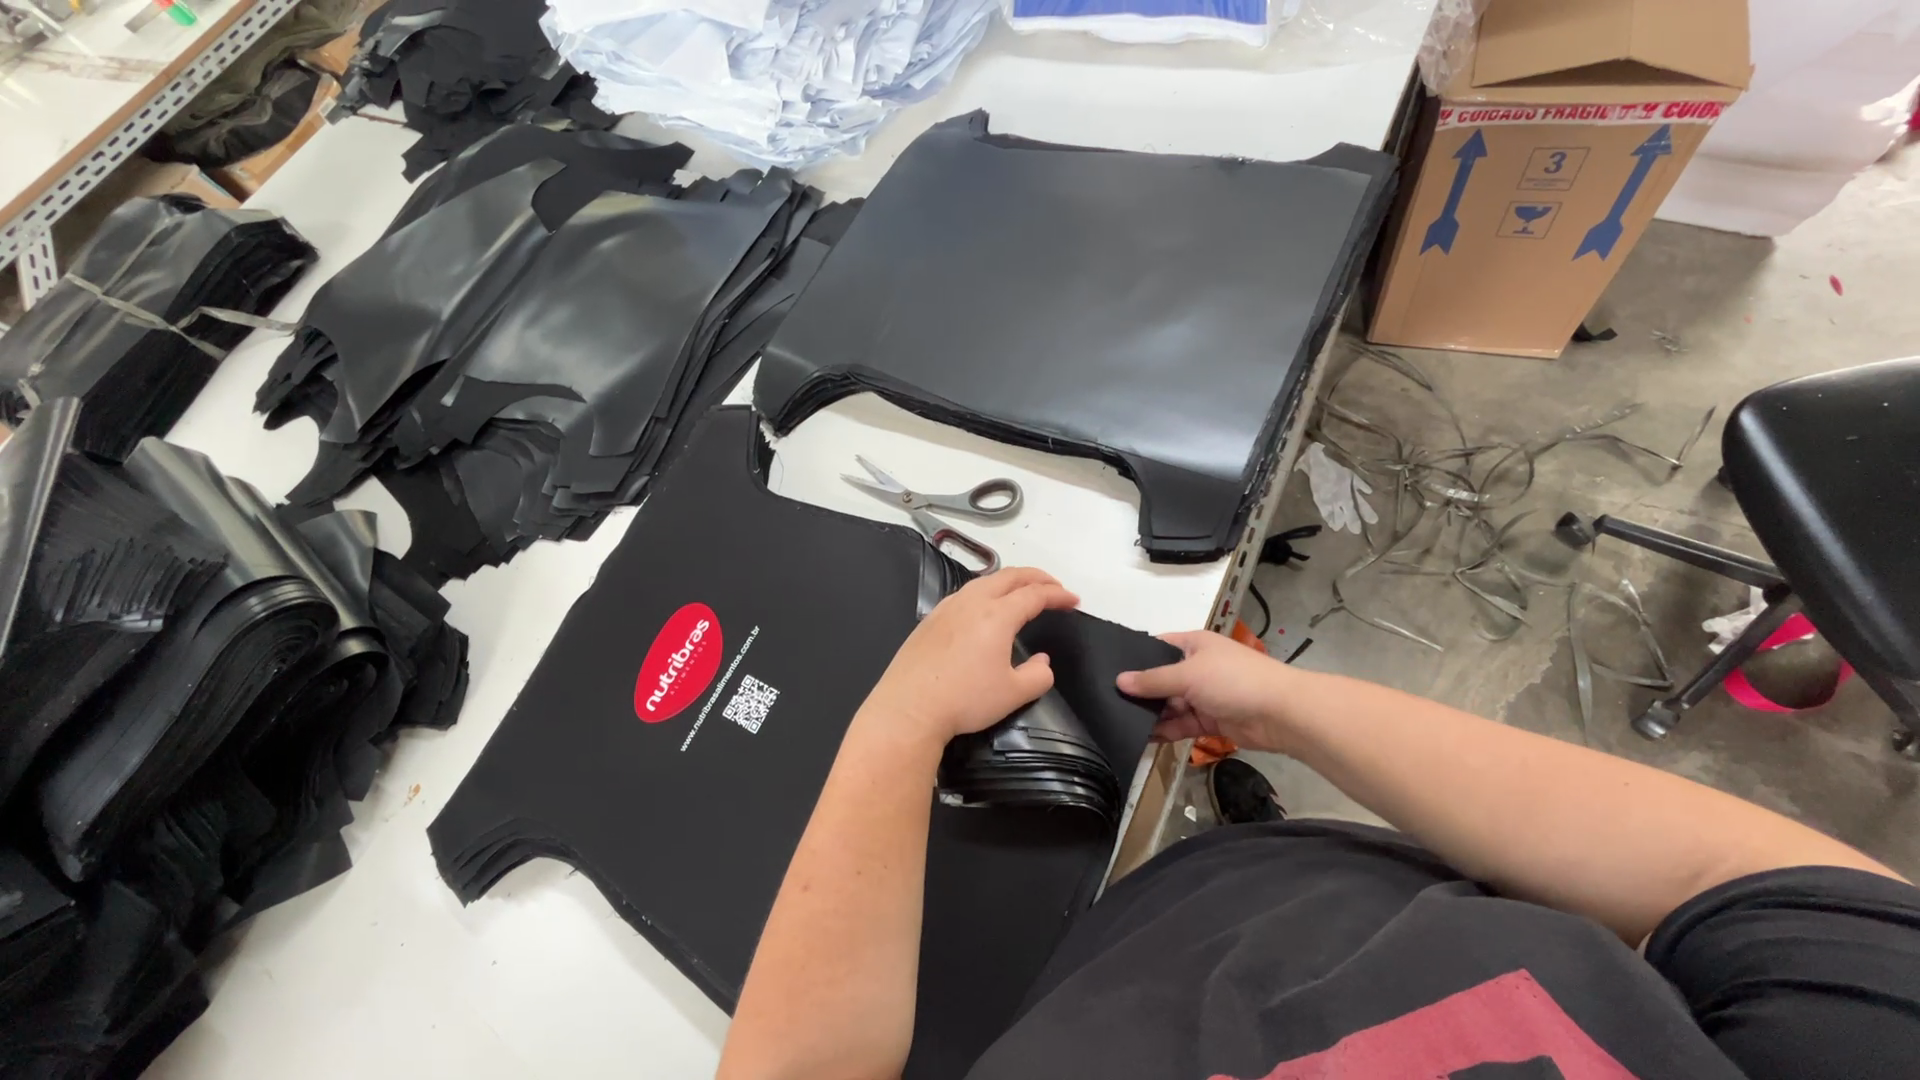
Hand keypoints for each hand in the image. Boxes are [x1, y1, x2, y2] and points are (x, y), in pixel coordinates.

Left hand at [860, 567, 1079, 744]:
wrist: (909, 707)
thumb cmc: (965, 699)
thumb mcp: (1013, 694)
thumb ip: (1038, 676)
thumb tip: (1042, 662)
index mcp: (997, 615)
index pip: (1035, 595)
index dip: (1057, 595)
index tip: (1073, 600)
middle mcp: (972, 602)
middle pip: (1010, 577)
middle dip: (1036, 577)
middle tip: (1054, 587)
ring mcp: (947, 608)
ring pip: (984, 581)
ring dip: (1009, 581)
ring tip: (1022, 591)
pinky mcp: (930, 619)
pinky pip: (965, 593)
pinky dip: (986, 591)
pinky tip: (984, 606)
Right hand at [1116, 630, 1293, 750]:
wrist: (1281, 713)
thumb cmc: (1234, 680)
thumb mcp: (1188, 675)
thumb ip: (1153, 681)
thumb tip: (1119, 681)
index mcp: (1194, 645)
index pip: (1157, 647)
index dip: (1135, 658)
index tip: (1107, 671)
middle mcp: (1197, 667)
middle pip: (1161, 679)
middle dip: (1140, 692)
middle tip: (1107, 703)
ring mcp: (1205, 695)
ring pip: (1170, 705)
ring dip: (1151, 715)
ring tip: (1119, 723)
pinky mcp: (1211, 721)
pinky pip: (1182, 724)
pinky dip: (1166, 731)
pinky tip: (1143, 738)